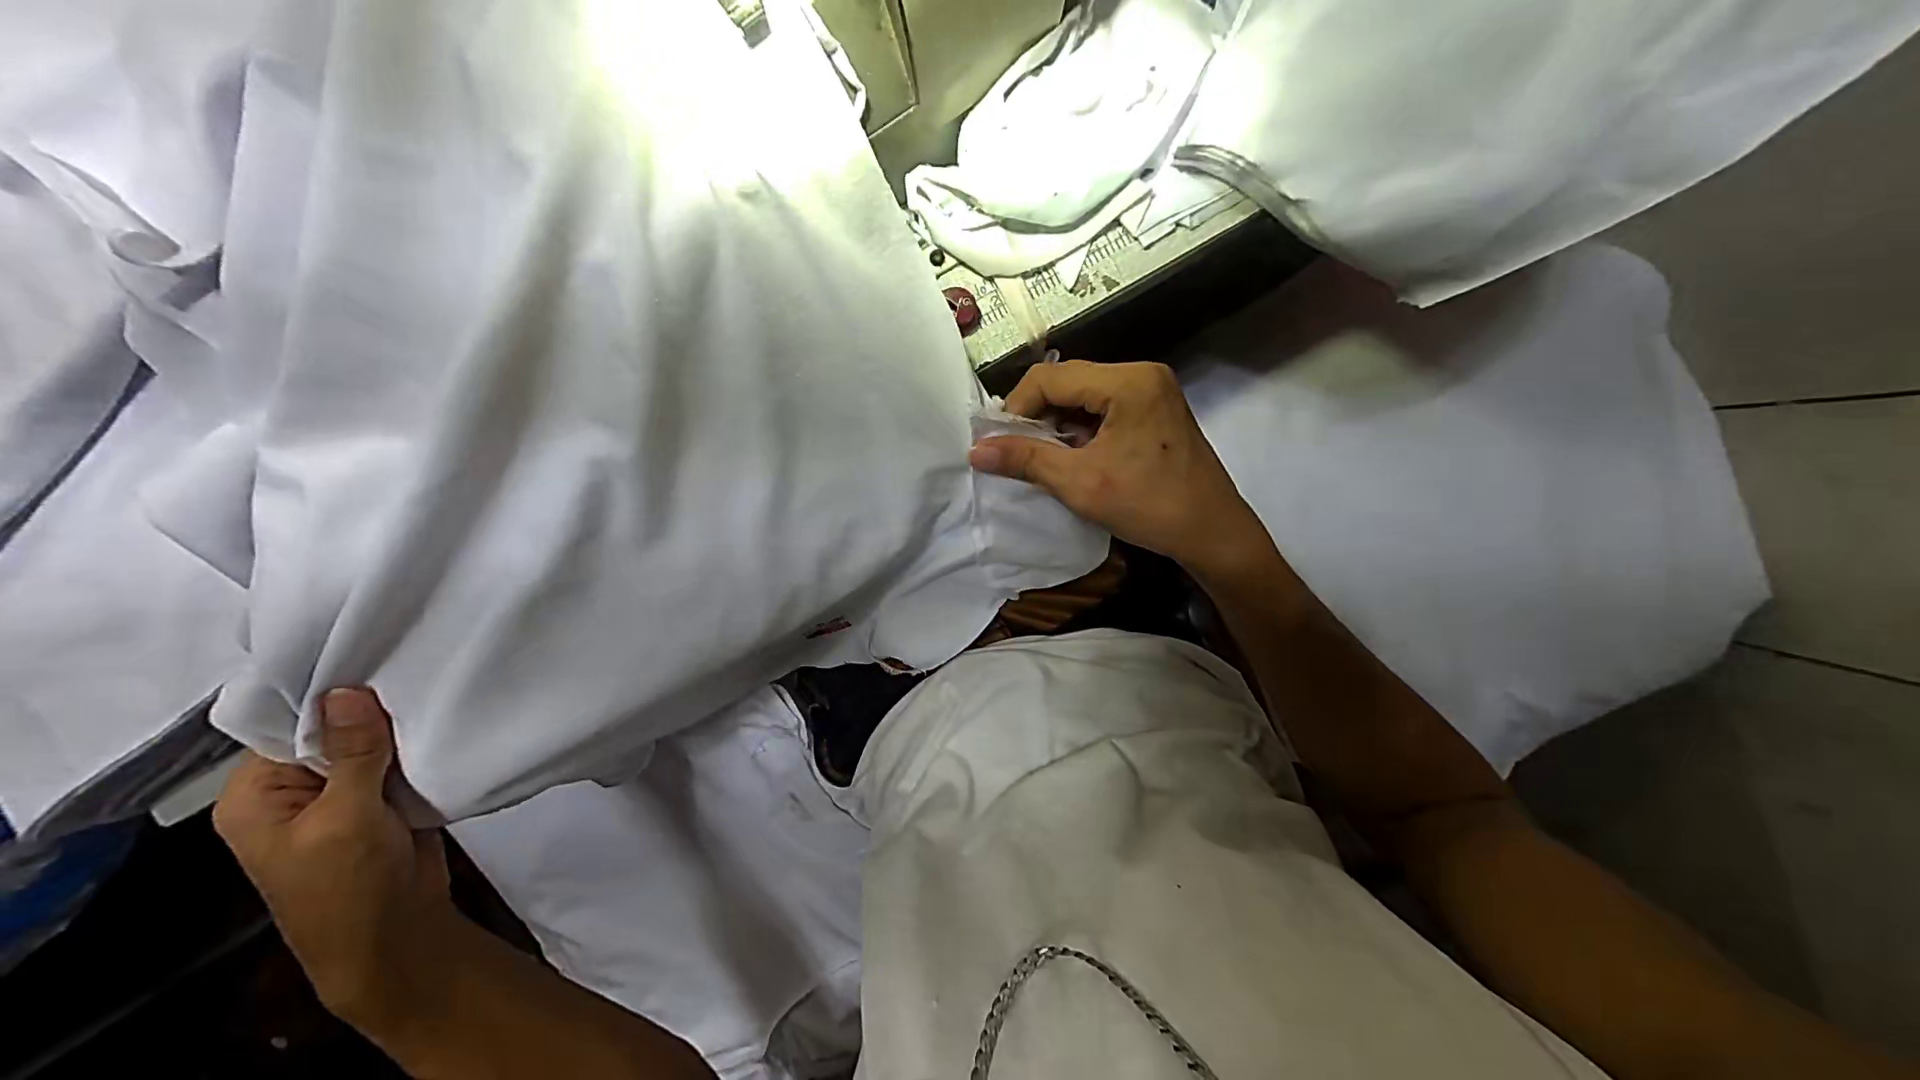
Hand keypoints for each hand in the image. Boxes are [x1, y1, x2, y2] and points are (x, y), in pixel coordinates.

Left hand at [214, 688, 452, 1025]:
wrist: (395, 936)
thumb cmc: (348, 886)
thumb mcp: (346, 818)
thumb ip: (352, 754)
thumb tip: (344, 690)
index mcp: (256, 796)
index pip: (286, 726)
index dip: (328, 693)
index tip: (374, 656)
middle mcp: (293, 791)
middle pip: (331, 730)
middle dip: (371, 708)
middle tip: (413, 666)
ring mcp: (340, 796)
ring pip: (369, 744)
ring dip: (399, 727)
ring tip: (433, 688)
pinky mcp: (381, 800)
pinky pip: (396, 761)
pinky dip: (417, 746)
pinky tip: (441, 723)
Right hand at [970, 360, 1271, 581]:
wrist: (1212, 533)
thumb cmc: (1149, 506)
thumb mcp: (1079, 483)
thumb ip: (1025, 460)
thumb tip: (976, 450)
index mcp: (1128, 381)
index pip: (1051, 377)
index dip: (1017, 407)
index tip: (999, 442)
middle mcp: (1142, 374)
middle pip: (1068, 381)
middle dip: (1037, 415)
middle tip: (1017, 451)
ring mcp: (1152, 390)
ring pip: (1084, 395)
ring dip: (1058, 424)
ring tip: (1043, 458)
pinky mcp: (1156, 409)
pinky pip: (1104, 407)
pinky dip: (1081, 429)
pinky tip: (1073, 457)